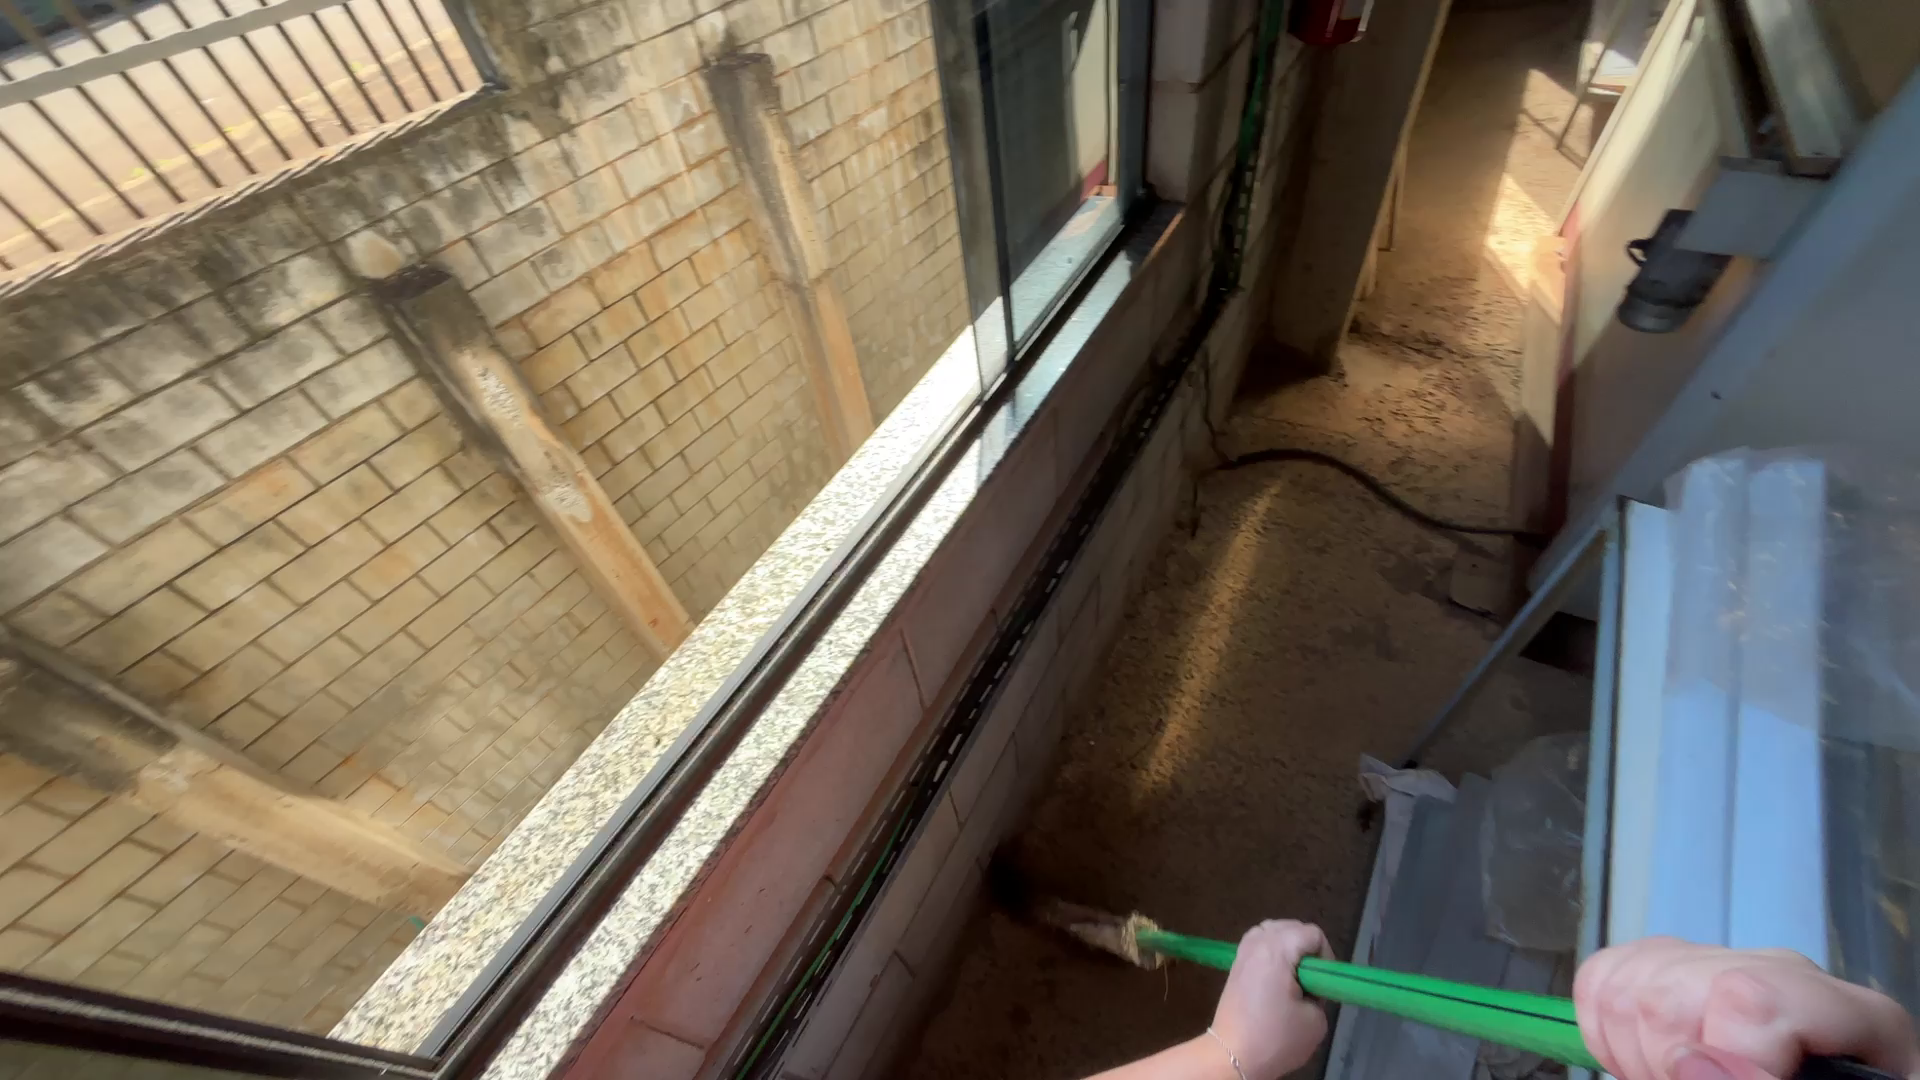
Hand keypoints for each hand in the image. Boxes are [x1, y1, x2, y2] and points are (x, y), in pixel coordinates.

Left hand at [1211, 920, 1332, 1079]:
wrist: (1234, 1050)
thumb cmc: (1276, 1036)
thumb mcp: (1315, 1020)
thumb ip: (1320, 992)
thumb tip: (1311, 984)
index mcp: (1277, 949)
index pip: (1311, 932)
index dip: (1326, 956)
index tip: (1323, 983)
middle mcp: (1257, 940)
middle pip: (1291, 926)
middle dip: (1308, 949)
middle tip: (1313, 981)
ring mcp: (1243, 948)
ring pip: (1274, 930)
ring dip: (1290, 947)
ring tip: (1296, 979)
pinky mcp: (1237, 960)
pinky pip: (1260, 941)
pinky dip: (1273, 951)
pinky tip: (1279, 977)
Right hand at [1574, 938, 1919, 1079]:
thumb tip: (1691, 1066)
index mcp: (1842, 1010)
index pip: (1752, 995)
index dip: (1723, 1055)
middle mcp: (1769, 969)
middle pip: (1672, 995)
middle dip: (1662, 1062)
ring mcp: (1704, 959)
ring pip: (1624, 986)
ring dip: (1630, 1052)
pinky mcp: (1652, 960)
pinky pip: (1598, 976)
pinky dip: (1601, 1027)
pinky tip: (1637, 1061)